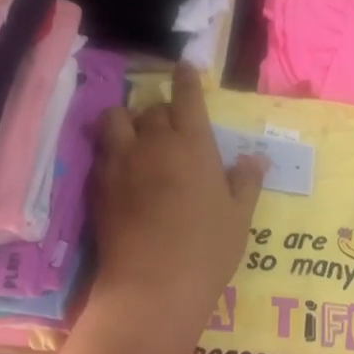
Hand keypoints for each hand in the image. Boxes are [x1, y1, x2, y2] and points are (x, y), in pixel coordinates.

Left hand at [91, 65, 264, 334]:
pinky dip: (112, 152)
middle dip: (161, 110)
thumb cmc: (208, 250)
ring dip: (126, 121)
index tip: (185, 67)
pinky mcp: (97, 187)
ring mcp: (120, 164)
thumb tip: (256, 158)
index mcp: (193, 145)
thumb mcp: (239, 218)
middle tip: (172, 125)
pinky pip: (102, 154)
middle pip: (151, 108)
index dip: (186, 79)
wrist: (152, 286)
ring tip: (135, 136)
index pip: (186, 97)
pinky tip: (121, 170)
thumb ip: (246, 183)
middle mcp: (153, 144)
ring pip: (115, 120)